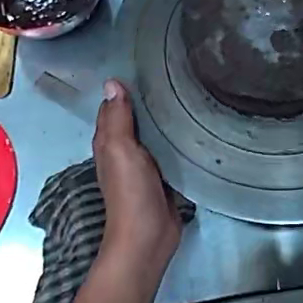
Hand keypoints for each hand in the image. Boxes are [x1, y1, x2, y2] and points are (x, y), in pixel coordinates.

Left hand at [92, 79, 180, 268]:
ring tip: (188, 95)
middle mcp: (124, 151)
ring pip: (154, 134)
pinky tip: (193, 128)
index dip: (125, 88)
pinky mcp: (164, 177)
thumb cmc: (131, 192)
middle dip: (149, 100)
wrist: (149, 236)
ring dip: (165, 119)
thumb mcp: (120, 150)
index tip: (148, 66)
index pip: (114, 107)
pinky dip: (177, 139)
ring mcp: (145, 165)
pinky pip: (170, 151)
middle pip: (136, 119)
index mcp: (109, 143)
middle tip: (175, 76)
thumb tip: (111, 82)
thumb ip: (117, 118)